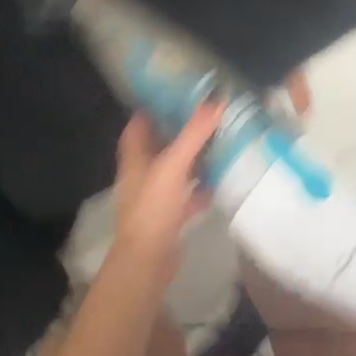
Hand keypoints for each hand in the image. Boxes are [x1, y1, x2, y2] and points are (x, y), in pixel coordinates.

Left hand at [110, 101, 223, 281]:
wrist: (147, 263)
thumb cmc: (152, 209)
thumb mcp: (173, 166)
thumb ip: (194, 134)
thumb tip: (217, 100)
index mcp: (135, 158)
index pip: (139, 124)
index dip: (153, 107)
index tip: (176, 92)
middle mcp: (142, 174)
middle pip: (159, 145)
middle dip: (179, 130)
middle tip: (206, 113)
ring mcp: (155, 197)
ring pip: (174, 169)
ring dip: (192, 157)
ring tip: (218, 140)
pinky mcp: (169, 217)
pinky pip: (187, 195)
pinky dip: (201, 187)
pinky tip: (220, 179)